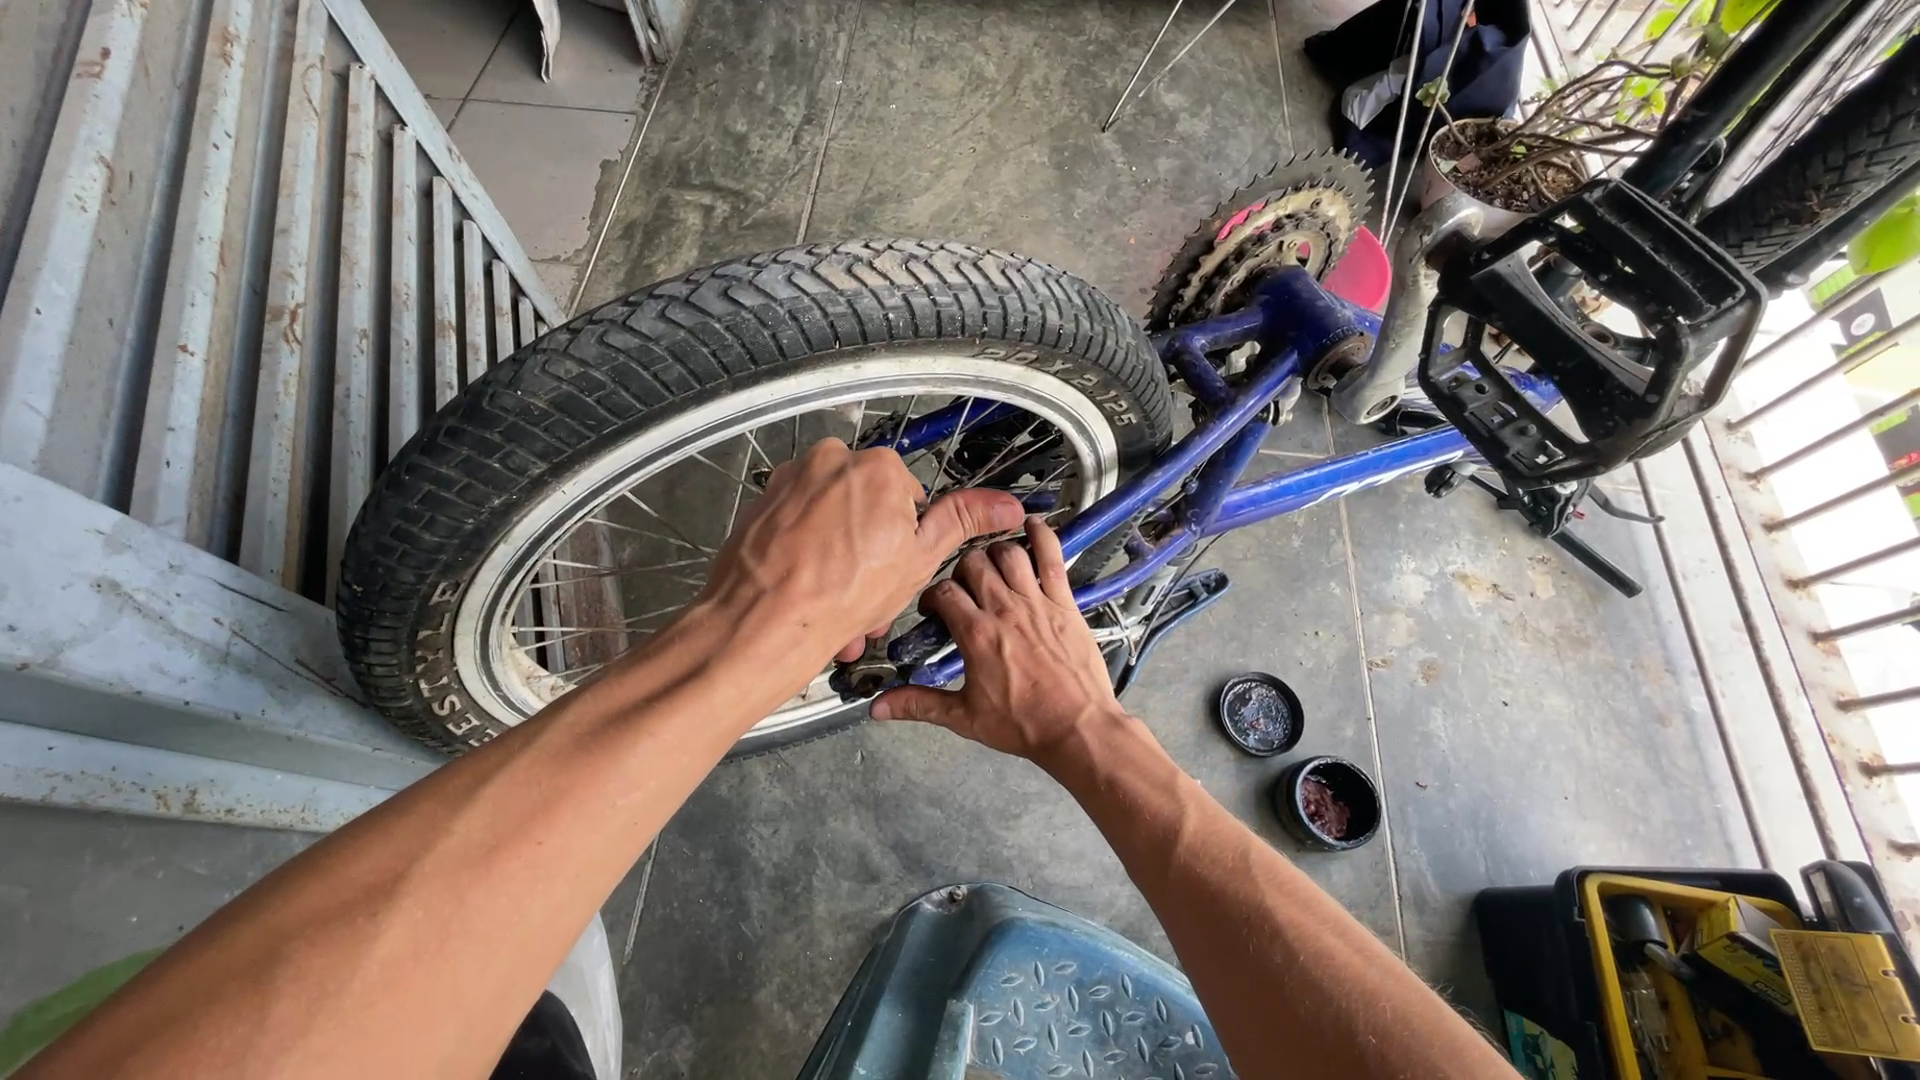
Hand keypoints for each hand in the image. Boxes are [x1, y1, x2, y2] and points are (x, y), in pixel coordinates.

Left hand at [697, 437, 1023, 670]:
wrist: (764, 620)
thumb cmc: (848, 592)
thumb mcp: (920, 559)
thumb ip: (962, 522)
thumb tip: (1008, 504)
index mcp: (878, 466)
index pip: (907, 501)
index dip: (905, 544)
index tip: (895, 576)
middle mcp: (831, 459)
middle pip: (865, 509)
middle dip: (869, 556)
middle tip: (866, 601)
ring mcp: (791, 479)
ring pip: (830, 522)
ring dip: (839, 563)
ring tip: (837, 610)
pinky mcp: (759, 503)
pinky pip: (796, 527)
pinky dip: (805, 557)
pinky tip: (808, 597)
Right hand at [871, 516, 1135, 764]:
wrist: (1078, 728)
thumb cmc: (1025, 724)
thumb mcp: (964, 718)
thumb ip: (919, 705)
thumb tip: (878, 708)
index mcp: (976, 634)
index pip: (943, 592)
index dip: (933, 596)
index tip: (936, 608)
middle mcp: (1004, 609)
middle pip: (972, 564)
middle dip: (962, 572)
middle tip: (965, 590)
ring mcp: (1036, 601)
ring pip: (1007, 553)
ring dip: (995, 554)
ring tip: (992, 568)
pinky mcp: (1063, 602)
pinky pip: (1051, 556)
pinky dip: (1042, 535)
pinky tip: (1032, 525)